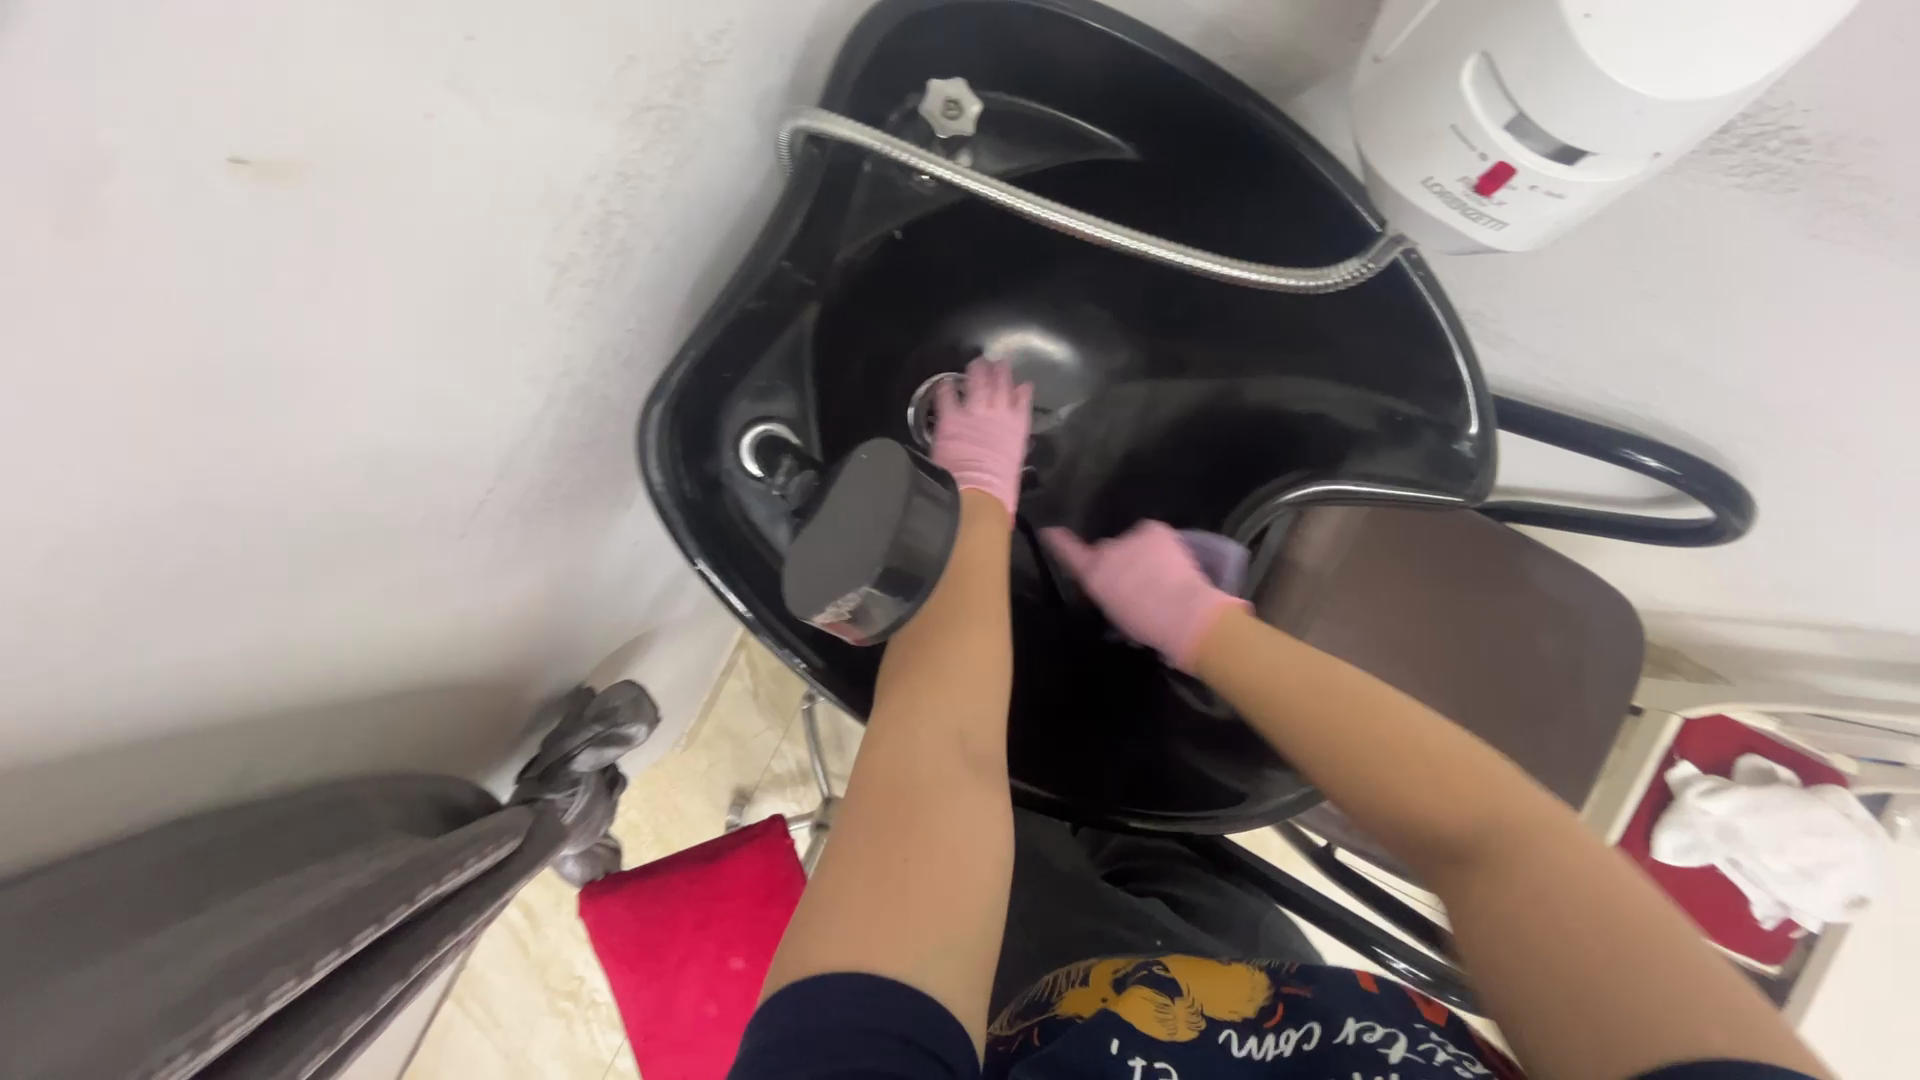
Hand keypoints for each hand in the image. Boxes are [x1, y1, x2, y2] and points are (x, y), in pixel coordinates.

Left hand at [930, 357, 1032, 518]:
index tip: (1021, 384)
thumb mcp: (1012, 471)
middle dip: (998, 372)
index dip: (1021, 390)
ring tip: (975, 362)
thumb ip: (1009, 458)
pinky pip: (947, 395)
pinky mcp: (951, 417)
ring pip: (977, 382)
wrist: (977, 493)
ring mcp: (974, 413)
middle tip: (995, 362)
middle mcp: (998, 414)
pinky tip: (944, 383)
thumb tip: (1006, 465)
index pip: (1022, 401)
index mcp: (1017, 429)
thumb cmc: (999, 491)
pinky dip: (946, 388)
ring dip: (976, 371)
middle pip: (1000, 384)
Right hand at [1041, 520, 1249, 671]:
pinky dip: (1157, 544)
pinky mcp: (1151, 528)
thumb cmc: (1147, 625)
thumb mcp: (1116, 612)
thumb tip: (1116, 589)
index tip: (1048, 530)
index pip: (1069, 553)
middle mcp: (1104, 552)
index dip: (1058, 541)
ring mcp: (1128, 537)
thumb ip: (1108, 593)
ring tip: (1160, 574)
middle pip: (1106, 550)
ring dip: (1139, 553)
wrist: (1182, 612)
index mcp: (1093, 576)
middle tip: (1136, 579)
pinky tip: (1170, 561)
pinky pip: (1150, 534)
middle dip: (1117, 561)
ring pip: (1131, 542)